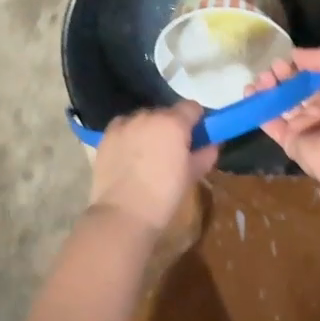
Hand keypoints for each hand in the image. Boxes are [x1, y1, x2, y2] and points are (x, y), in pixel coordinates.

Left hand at [88, 103, 218, 233]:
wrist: (124, 213)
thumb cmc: (164, 195)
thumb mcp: (191, 176)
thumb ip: (204, 155)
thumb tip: (212, 145)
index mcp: (173, 123)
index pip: (191, 107)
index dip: (196, 120)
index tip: (196, 136)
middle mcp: (148, 116)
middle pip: (165, 113)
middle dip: (171, 127)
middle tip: (172, 150)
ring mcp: (124, 124)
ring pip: (143, 119)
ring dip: (149, 130)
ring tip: (147, 155)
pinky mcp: (106, 135)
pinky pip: (123, 127)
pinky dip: (129, 135)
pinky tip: (128, 155)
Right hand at [246, 49, 319, 191]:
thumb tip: (294, 54)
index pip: (317, 76)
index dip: (302, 65)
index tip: (288, 57)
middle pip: (297, 88)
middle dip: (283, 74)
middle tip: (274, 68)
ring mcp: (306, 127)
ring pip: (282, 103)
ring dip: (269, 87)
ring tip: (262, 79)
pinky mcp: (289, 142)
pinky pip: (270, 121)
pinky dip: (258, 106)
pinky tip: (250, 92)